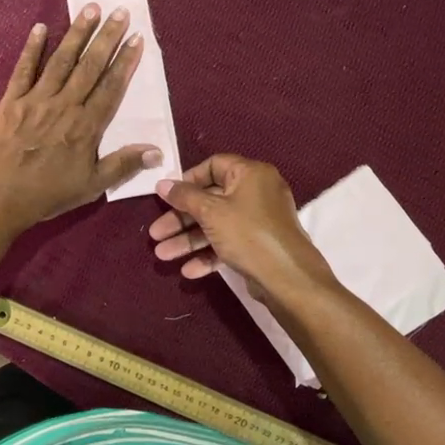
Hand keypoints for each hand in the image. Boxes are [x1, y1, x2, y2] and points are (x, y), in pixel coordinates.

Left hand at [0, 4, 158, 229]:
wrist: (1, 197)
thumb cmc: (49, 194)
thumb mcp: (92, 186)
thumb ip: (123, 164)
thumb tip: (157, 151)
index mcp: (86, 126)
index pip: (110, 87)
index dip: (124, 61)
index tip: (136, 38)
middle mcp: (64, 105)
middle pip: (89, 66)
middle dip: (106, 37)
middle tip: (119, 12)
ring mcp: (36, 100)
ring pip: (61, 61)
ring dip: (76, 34)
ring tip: (90, 10)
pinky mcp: (12, 101)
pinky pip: (23, 69)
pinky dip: (32, 48)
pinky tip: (40, 28)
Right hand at [150, 155, 336, 300]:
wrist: (288, 279)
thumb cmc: (248, 234)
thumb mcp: (211, 212)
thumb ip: (184, 197)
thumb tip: (162, 184)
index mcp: (250, 175)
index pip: (214, 165)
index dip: (188, 179)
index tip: (167, 195)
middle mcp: (255, 193)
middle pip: (209, 200)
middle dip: (180, 219)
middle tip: (156, 234)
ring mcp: (257, 221)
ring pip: (215, 225)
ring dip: (188, 240)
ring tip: (162, 255)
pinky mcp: (256, 245)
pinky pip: (226, 243)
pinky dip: (208, 254)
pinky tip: (188, 270)